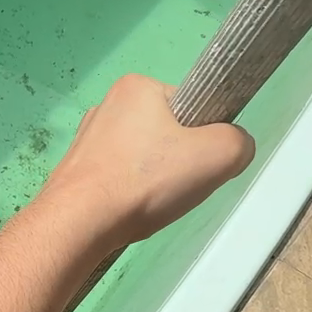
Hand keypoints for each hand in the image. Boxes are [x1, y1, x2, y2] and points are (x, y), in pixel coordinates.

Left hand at [32, 74, 255, 252]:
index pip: (188, 105)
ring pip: (138, 160)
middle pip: (164, 134)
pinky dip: (124, 196)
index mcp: (136, 87)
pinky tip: (124, 212)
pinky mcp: (72, 173)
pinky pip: (114, 180)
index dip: (201, 136)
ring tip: (146, 203)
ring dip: (149, 182)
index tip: (193, 162)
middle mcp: (104, 107)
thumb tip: (233, 148)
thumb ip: (239, 143)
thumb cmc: (144, 182)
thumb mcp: (218, 155)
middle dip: (175, 162)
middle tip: (172, 188)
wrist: (76, 225)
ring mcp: (83, 142)